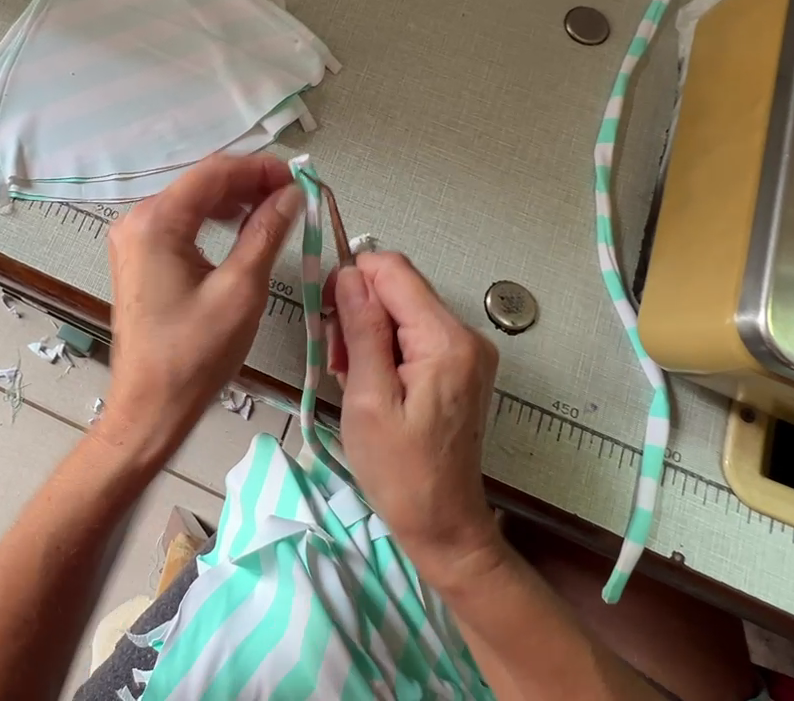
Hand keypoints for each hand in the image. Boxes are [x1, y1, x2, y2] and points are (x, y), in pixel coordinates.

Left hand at [99, 154, 303, 466]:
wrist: (149, 406)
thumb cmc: (195, 354)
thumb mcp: (240, 289)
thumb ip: (266, 233)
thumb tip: (291, 195)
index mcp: (156, 221)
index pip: (213, 172)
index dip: (259, 169)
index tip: (299, 178)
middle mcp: (136, 220)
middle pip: (200, 183)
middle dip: (248, 184)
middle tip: (293, 197)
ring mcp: (132, 239)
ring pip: (190, 202)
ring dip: (231, 201)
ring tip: (273, 212)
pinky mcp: (137, 258)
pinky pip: (179, 224)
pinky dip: (211, 221)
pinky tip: (240, 230)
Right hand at [332, 252, 503, 590]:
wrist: (443, 524)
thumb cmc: (399, 470)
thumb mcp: (368, 398)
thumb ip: (362, 329)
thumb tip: (349, 273)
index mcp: (446, 340)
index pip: (393, 270)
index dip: (352, 280)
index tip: (328, 319)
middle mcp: (465, 334)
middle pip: (397, 287)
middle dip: (358, 311)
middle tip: (338, 360)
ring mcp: (465, 350)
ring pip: (400, 308)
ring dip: (366, 331)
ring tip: (351, 376)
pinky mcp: (458, 364)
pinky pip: (411, 331)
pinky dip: (383, 347)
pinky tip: (370, 380)